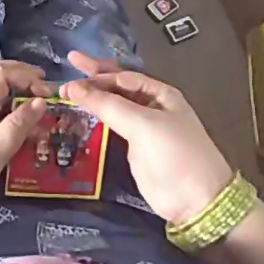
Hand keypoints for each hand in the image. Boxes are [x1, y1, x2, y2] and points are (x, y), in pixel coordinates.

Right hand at [59, 52, 234, 224]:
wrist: (195, 199)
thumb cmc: (174, 153)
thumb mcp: (142, 124)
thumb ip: (107, 105)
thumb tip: (73, 87)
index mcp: (160, 94)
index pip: (122, 77)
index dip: (97, 72)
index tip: (70, 68)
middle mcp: (152, 106)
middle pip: (118, 87)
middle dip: (94, 77)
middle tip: (69, 64)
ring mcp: (144, 128)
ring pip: (114, 105)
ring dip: (94, 97)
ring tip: (68, 90)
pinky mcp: (136, 147)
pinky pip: (113, 125)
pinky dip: (97, 118)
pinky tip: (83, 114)